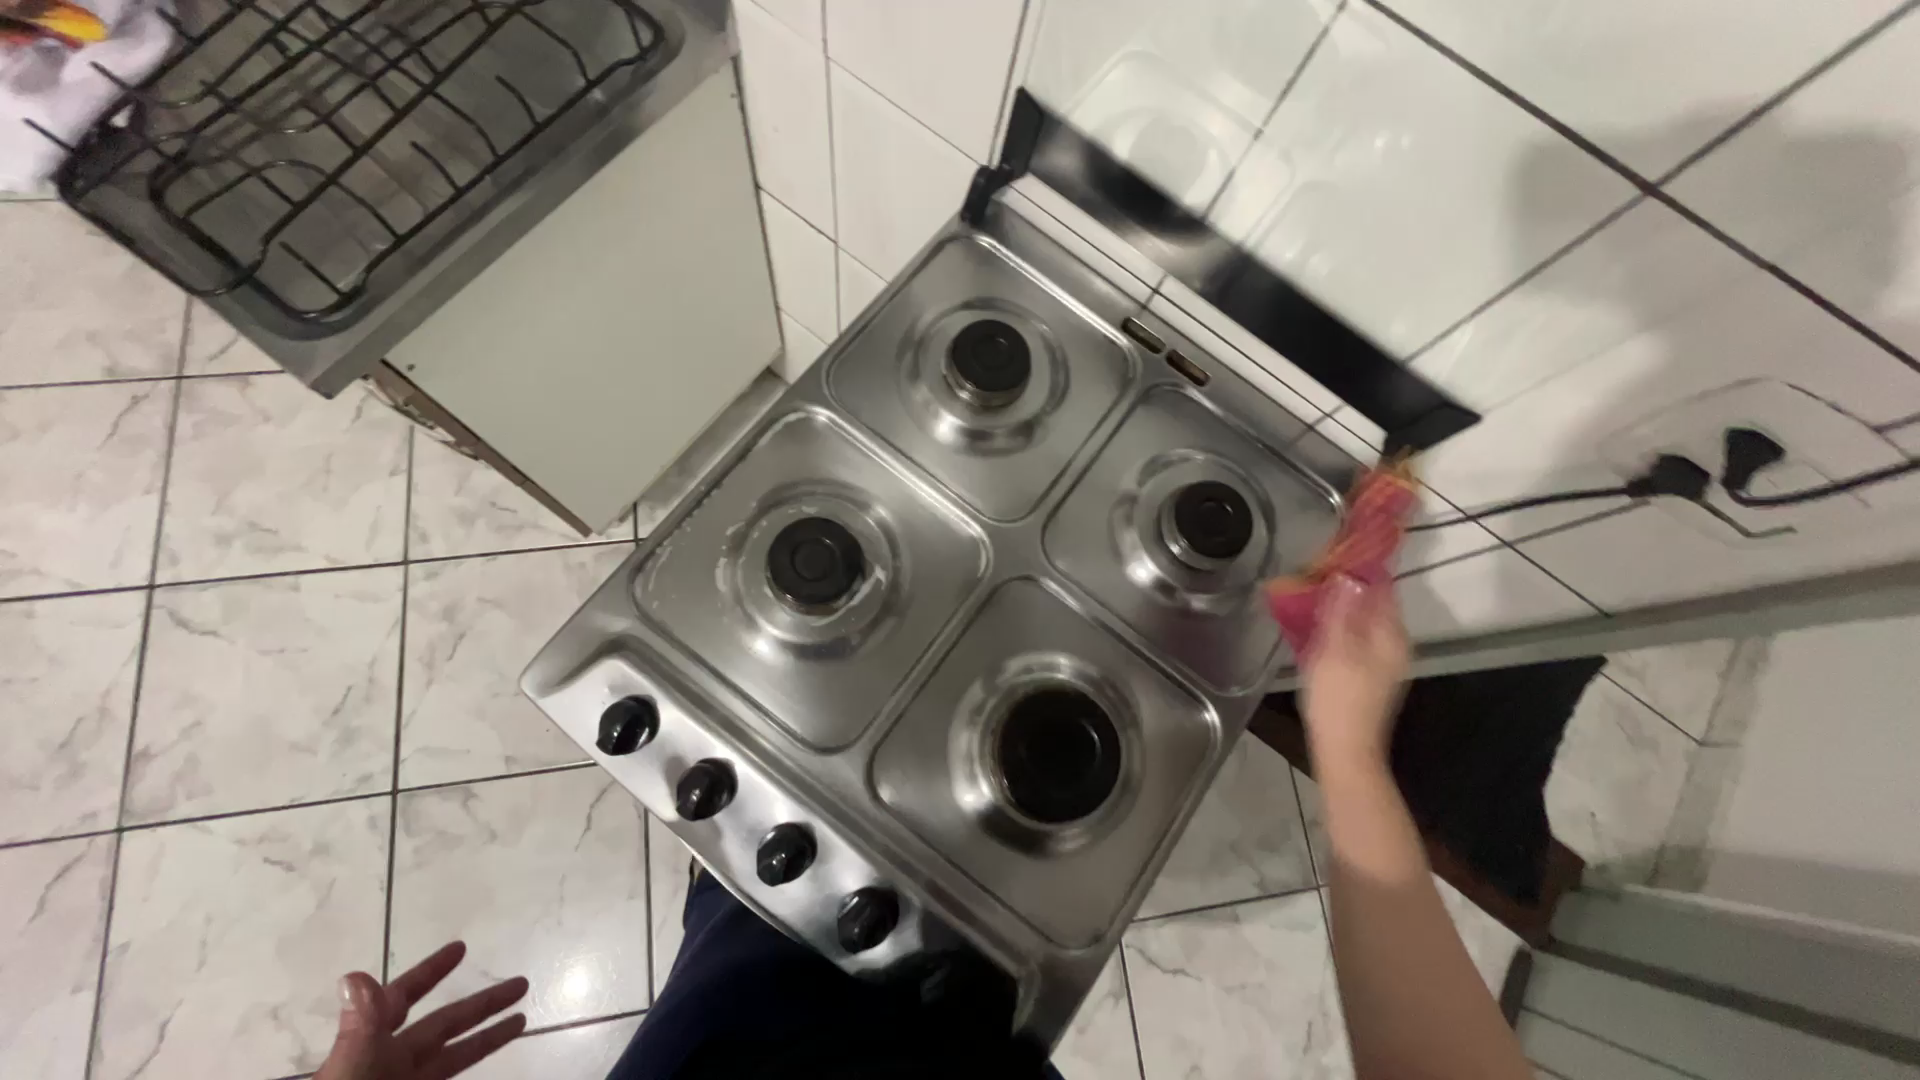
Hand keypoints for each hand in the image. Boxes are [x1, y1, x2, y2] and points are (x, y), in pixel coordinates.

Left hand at [314, 941, 528, 1079]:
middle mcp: (391, 1070)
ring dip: (488, 1040)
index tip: (461, 948)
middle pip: (443, 1027)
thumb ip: (360, 1030)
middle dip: (482, 1004)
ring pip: (455, 1060)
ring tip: (522, 1020)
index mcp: (371, 1052)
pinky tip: (496, 1065)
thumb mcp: (347, 1075)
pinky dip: (471, 1071)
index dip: (430, 974)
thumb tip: (355, 976)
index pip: (403, 1002)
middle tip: (521, 983)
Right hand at [1299, 576, 1408, 774]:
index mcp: (1391, 635)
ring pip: (1363, 621)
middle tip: (1312, 574)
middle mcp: (1394, 644)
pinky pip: (1355, 637)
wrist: (1345, 750)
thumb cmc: (1338, 699)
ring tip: (1308, 595)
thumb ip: (1341, 611)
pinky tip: (1316, 626)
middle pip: (1373, 604)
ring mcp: (1383, 661)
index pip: (1382, 588)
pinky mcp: (1368, 673)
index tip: (1332, 554)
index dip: (1360, 568)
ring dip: (1340, 607)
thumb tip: (1347, 575)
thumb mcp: (1334, 650)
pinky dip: (1339, 627)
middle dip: (1346, 587)